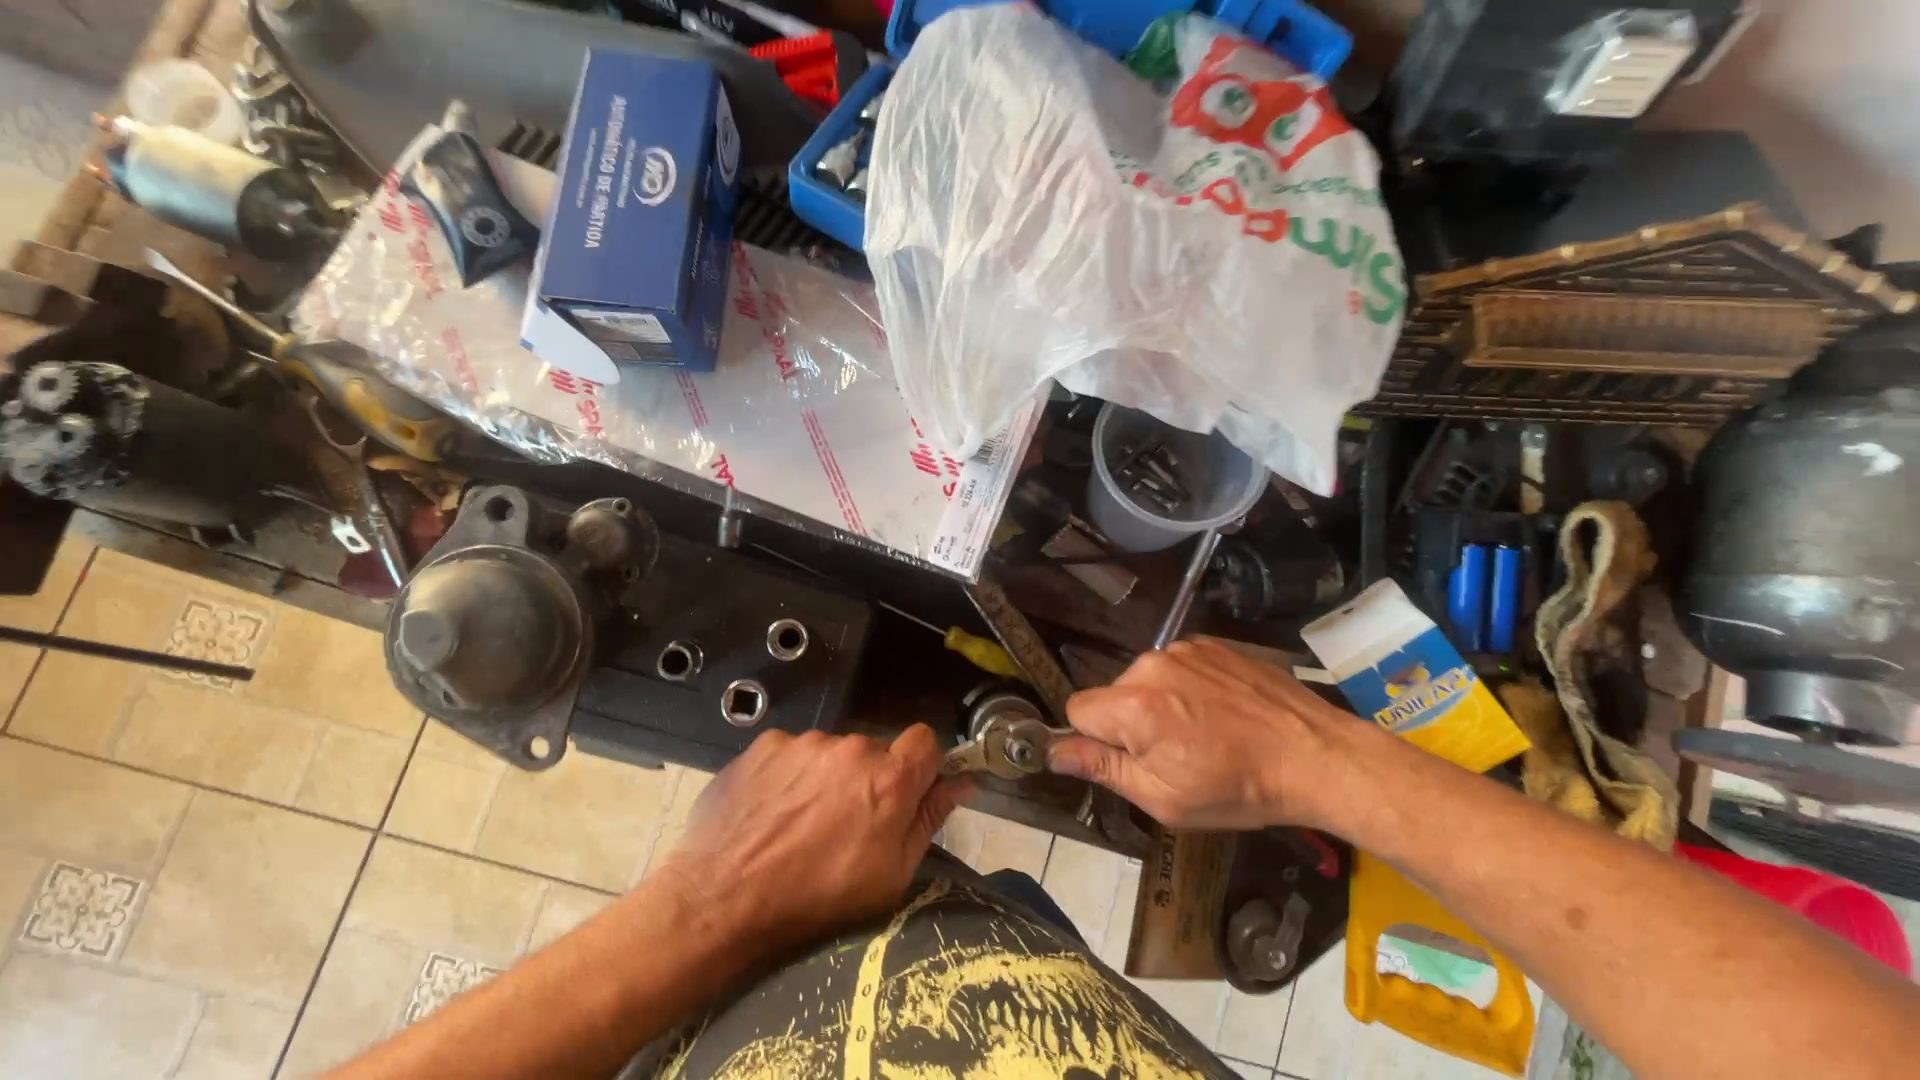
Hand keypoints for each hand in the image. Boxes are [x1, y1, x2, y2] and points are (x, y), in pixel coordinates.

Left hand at [652, 726, 966, 958]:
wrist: (724, 898)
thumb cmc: (819, 897)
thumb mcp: (891, 874)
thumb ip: (929, 819)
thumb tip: (962, 782)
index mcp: (890, 778)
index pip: (925, 740)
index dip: (920, 765)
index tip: (906, 794)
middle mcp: (851, 747)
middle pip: (875, 751)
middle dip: (869, 779)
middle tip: (845, 824)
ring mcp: (804, 742)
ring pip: (831, 753)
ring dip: (827, 777)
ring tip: (799, 823)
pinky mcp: (764, 745)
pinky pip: (791, 753)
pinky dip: (789, 775)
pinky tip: (771, 811)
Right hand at [1048, 639, 1357, 828]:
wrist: (1315, 756)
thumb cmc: (1237, 789)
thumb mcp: (1162, 797)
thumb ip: (1102, 767)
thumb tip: (1053, 752)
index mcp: (1134, 705)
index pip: (1078, 710)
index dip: (1095, 741)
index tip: (1130, 761)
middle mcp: (1151, 664)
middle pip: (1112, 694)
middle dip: (1130, 724)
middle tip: (1174, 755)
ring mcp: (1185, 649)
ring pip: (1145, 680)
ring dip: (1160, 704)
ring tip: (1204, 734)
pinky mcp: (1212, 644)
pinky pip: (1177, 666)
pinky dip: (1188, 688)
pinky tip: (1221, 713)